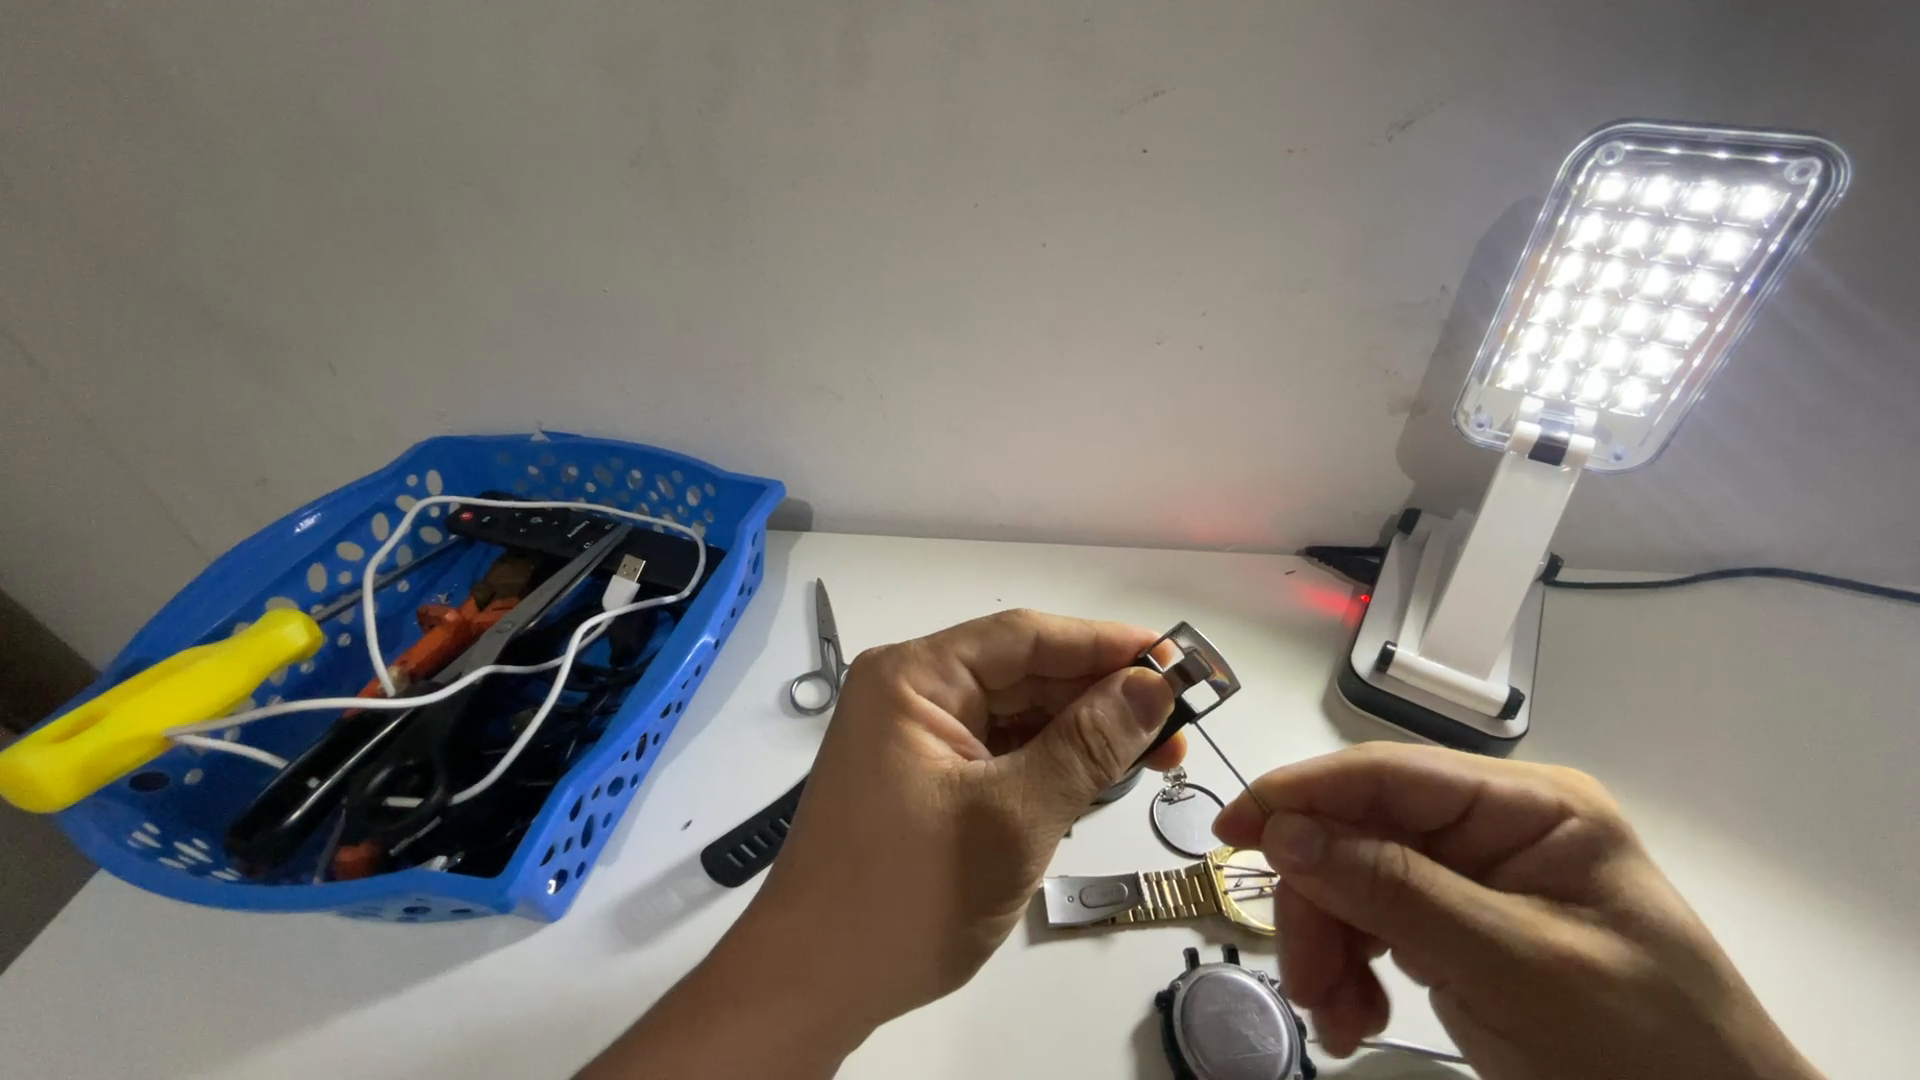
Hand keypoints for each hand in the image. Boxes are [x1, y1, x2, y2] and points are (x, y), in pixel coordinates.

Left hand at [583, 610, 1180, 1078]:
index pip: (1024, 637)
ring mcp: (915, 735)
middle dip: (1100, 696)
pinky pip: (999, 750)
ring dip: (1080, 733)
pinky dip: (1048, 763)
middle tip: (1176, 726)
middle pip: (1022, 672)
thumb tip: (1152, 685)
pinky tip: (1096, 780)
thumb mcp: (1011, 817)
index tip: (1174, 662)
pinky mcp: (925, 775)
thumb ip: (1086, 746)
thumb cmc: (906, 897)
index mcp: (914, 677)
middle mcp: (911, 692)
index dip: (1104, 644)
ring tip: (1152, 755)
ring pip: (1015, 714)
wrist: (814, 985)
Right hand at [1213, 743, 1822, 1079]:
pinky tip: (1352, 1015)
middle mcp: (1486, 826)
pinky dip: (1346, 969)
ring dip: (1326, 945)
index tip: (1231, 830)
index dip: (1300, 794)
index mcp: (1524, 806)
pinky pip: (1366, 925)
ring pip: (1348, 881)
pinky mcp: (1448, 925)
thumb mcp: (1520, 968)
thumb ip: (1397, 890)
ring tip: (1334, 1015)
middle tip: (1304, 979)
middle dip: (1319, 905)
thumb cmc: (1646, 1055)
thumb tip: (1283, 833)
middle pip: (1355, 834)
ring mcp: (1464, 877)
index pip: (1385, 774)